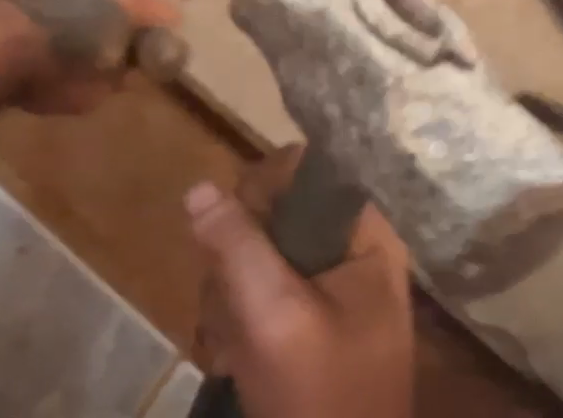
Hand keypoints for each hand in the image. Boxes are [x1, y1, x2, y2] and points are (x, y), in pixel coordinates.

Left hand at [0, 0, 178, 114]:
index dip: (165, 34)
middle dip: (127, 13)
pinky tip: (49, 18)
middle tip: (120, 40)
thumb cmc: (49, 72)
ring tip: (81, 27)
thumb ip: (119, 76)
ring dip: (92, 1)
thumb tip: (127, 68)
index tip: (163, 52)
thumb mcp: (94, 92)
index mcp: (128, 2)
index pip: (163, 14)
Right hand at [188, 148, 414, 417]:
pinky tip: (234, 353)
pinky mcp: (301, 317)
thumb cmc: (317, 396)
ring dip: (229, 292)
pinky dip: (234, 317)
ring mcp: (323, 287)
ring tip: (233, 339)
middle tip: (232, 297)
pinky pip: (252, 288)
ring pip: (252, 249)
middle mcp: (347, 252)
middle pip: (272, 208)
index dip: (262, 187)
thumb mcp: (274, 314)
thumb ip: (237, 244)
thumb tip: (199, 187)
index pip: (305, 169)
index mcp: (363, 237)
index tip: (234, 224)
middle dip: (237, 252)